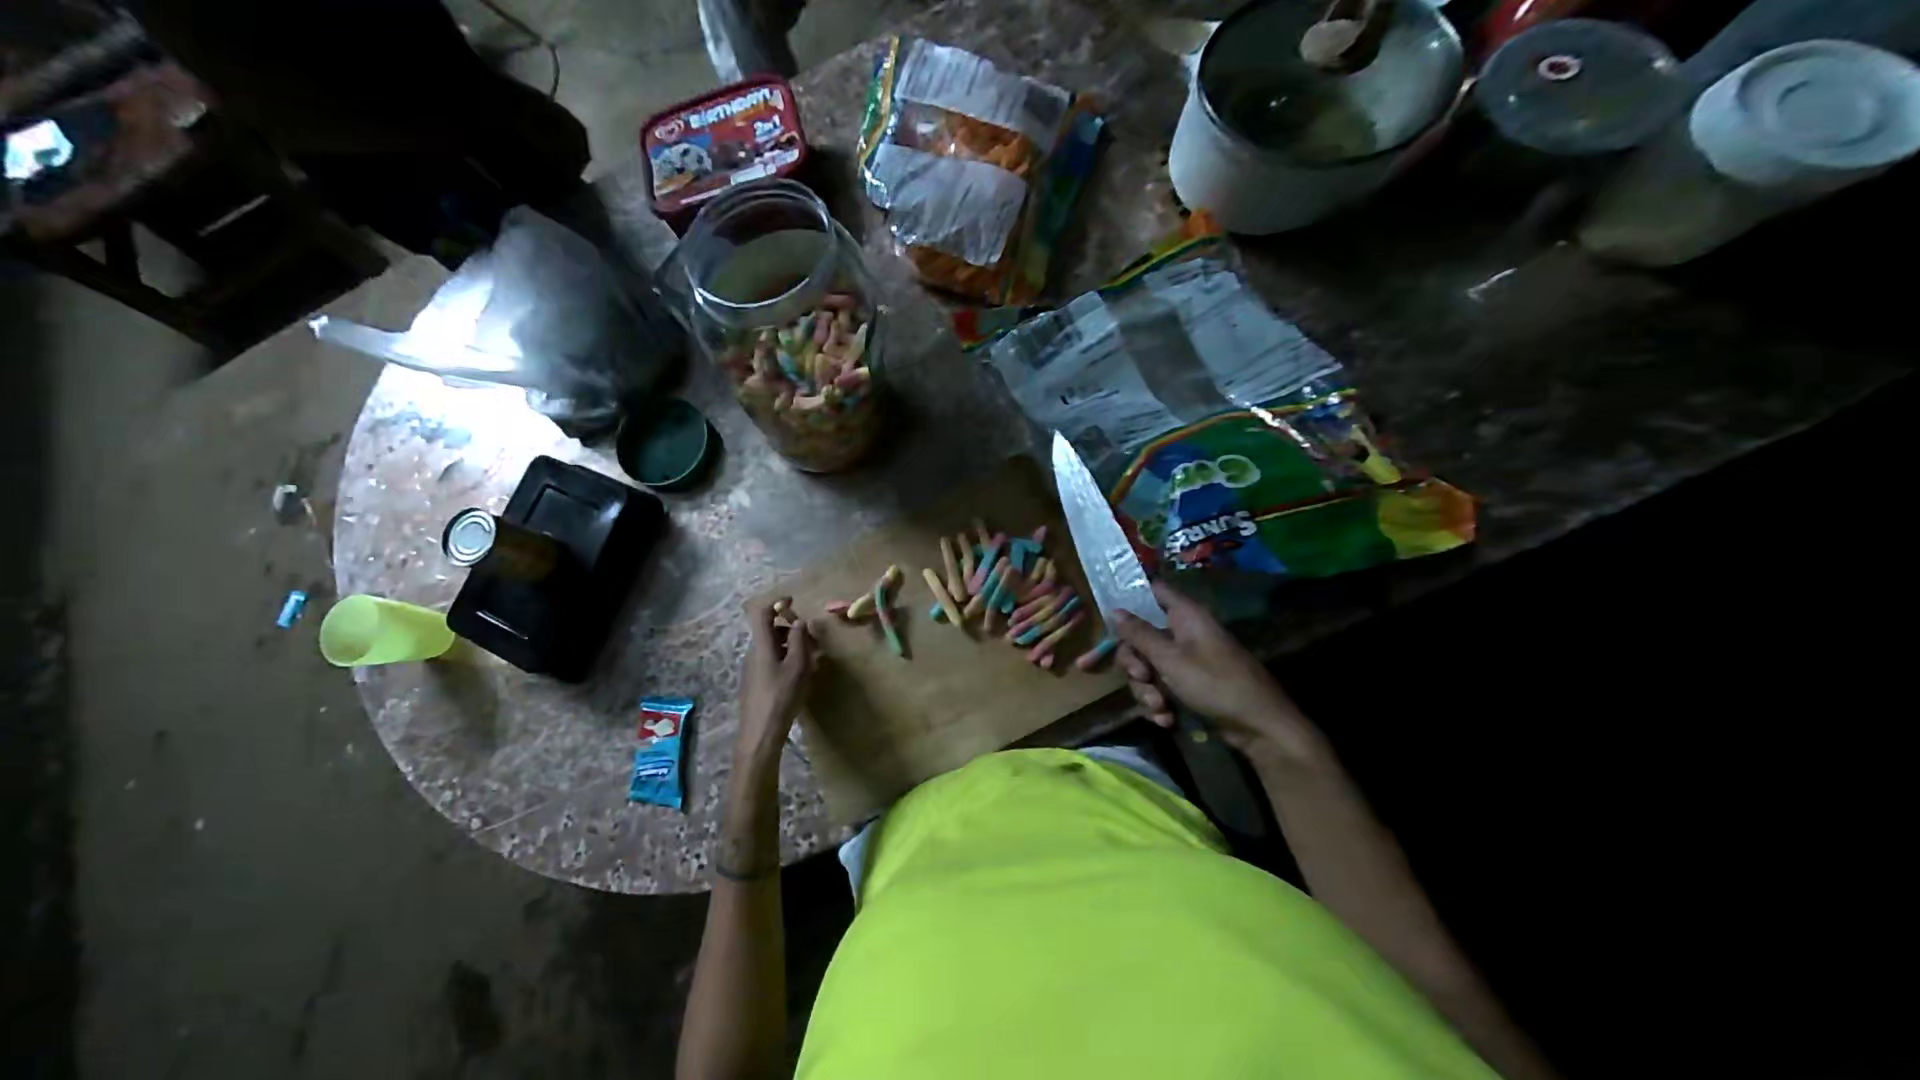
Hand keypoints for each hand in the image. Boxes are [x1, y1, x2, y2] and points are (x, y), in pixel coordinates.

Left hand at [737, 599, 814, 768]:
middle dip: (790, 629)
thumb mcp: (798, 667)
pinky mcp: (754, 682)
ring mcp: (751, 668)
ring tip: (810, 658)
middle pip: (768, 630)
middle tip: (812, 639)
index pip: (761, 613)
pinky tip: (798, 675)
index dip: (775, 602)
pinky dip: (784, 658)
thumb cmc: (781, 697)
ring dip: (789, 645)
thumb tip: (799, 621)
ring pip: (770, 646)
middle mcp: (752, 652)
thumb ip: (800, 641)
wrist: (760, 732)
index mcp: (761, 645)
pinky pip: (769, 660)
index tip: (792, 600)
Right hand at [1112, 582, 1317, 763]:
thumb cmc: (1215, 684)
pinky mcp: (1189, 685)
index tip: (1111, 622)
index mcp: (1184, 615)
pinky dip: (1159, 703)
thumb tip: (1114, 609)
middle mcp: (1184, 632)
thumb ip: (1139, 635)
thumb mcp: (1170, 660)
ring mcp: (1187, 660)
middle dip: (1135, 663)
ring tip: (1159, 708)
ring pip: (1148, 666)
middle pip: (1141, 636)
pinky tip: (1167, 719)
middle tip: (1141, 678)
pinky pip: (1161, 686)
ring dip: (1146, 690)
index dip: (1129, 601)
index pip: (1151, 591)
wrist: (1258, 726)